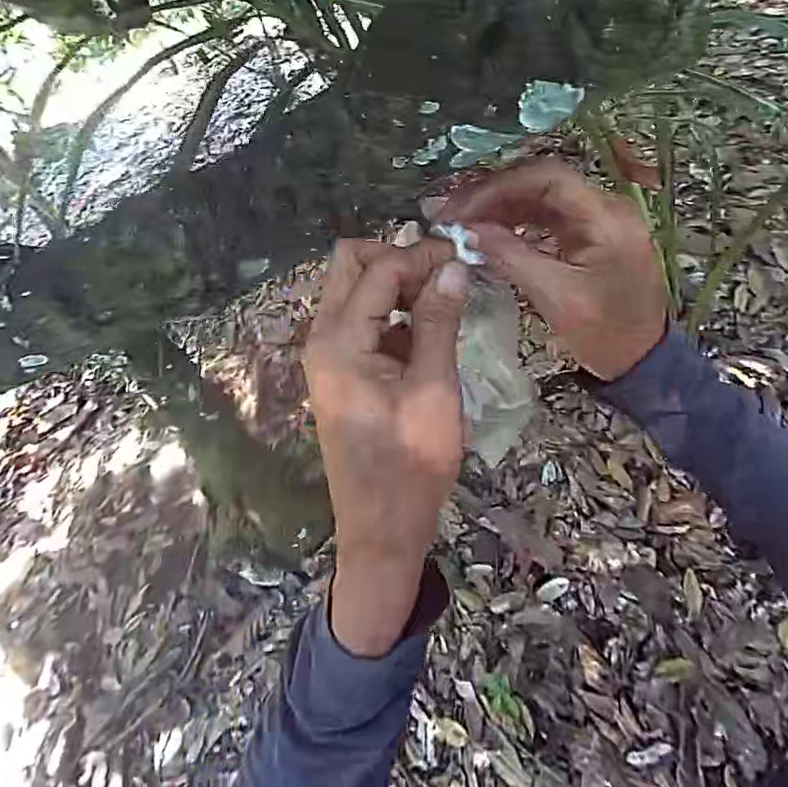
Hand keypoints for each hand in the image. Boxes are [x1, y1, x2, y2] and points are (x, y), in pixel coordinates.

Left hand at [304, 238, 469, 655]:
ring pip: (357, 289)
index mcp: (340, 340)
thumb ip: (440, 321)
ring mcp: (329, 354)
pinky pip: (365, 319)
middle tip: (446, 274)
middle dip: (400, 257)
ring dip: (399, 283)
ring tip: (446, 297)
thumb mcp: (434, 389)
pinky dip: (396, 310)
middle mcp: (323, 338)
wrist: (382, 530)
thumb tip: (454, 267)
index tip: (464, 259)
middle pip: (352, 265)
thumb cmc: (411, 465)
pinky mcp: (342, 369)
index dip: (423, 256)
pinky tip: (431, 327)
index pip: (380, 269)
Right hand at [439, 157, 667, 380]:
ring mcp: (602, 220)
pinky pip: (551, 216)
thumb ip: (511, 257)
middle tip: (455, 212)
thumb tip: (469, 230)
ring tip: (466, 222)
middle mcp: (609, 208)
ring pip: (544, 197)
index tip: (465, 206)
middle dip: (496, 194)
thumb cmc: (607, 335)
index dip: (500, 187)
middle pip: (544, 182)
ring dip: (504, 206)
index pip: (549, 179)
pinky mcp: (593, 234)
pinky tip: (492, 231)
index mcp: (608, 219)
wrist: (644, 361)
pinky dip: (520, 221)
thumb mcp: (556, 298)